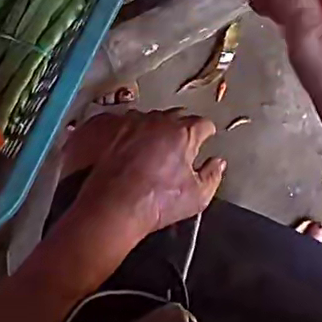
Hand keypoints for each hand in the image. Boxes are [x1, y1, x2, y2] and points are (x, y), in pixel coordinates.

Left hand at [60, 110, 225, 244]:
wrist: (112, 204)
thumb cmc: (154, 202)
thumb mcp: (197, 197)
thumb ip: (212, 175)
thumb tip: (217, 164)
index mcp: (182, 133)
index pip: (202, 124)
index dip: (204, 133)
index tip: (203, 138)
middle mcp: (155, 120)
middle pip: (173, 117)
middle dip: (176, 130)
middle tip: (174, 149)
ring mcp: (128, 120)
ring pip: (145, 118)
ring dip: (148, 129)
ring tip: (144, 151)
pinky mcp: (104, 125)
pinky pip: (118, 122)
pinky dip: (122, 132)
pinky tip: (121, 149)